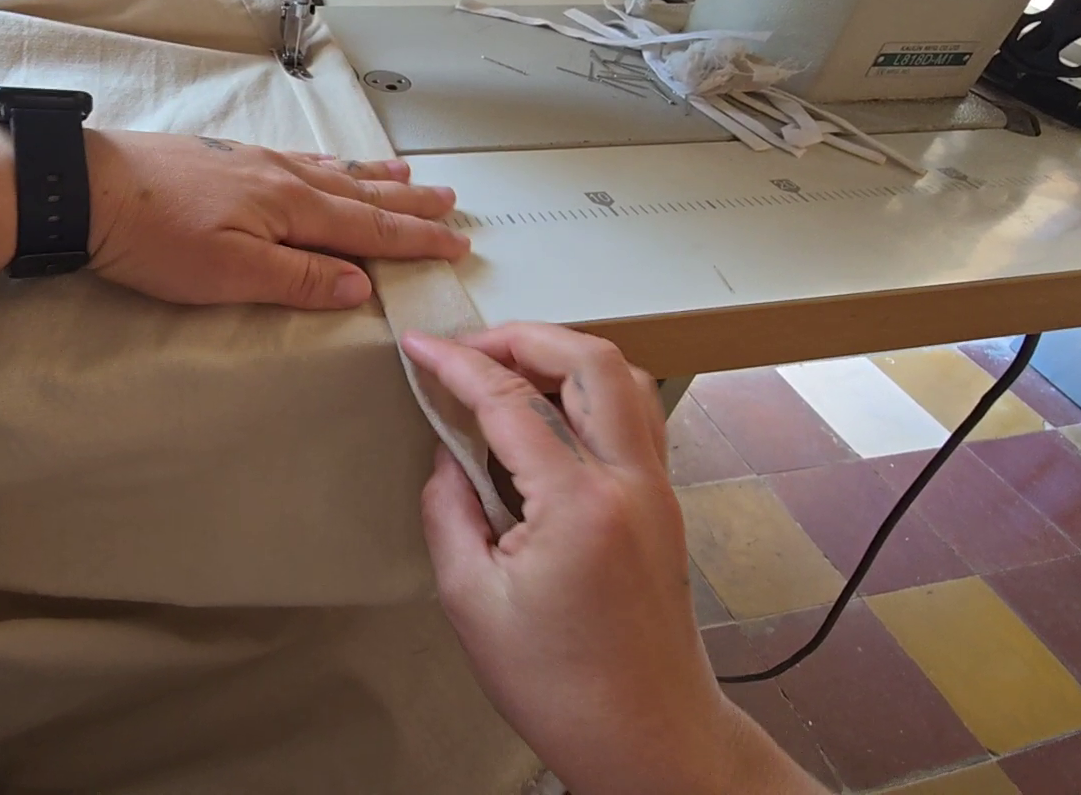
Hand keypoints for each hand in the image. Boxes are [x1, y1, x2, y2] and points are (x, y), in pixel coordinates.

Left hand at [85, 132, 467, 308]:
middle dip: (409, 205)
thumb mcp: (231, 274)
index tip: (456, 243)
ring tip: (408, 177)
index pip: (368, 230)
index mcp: (290, 210)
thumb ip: (300, 278)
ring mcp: (254, 161)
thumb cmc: (157, 240)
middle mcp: (282, 178)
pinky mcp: (228, 156)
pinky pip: (298, 157)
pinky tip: (328, 162)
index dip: (415, 241)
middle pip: (360, 195)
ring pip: (332, 171)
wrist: (90, 188)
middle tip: (451, 203)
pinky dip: (329, 163)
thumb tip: (361, 284)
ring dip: (375, 179)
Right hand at [402, 324, 823, 794]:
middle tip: (467, 349)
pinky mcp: (662, 499)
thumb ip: (447, 507)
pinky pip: (630, 409)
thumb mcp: (469, 598)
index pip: (508, 399)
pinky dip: (583, 385)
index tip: (417, 345)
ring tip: (502, 368)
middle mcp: (630, 480)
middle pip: (588, 359)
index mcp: (579, 504)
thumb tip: (448, 451)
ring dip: (557, 353)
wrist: (653, 743)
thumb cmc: (559, 686)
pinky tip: (543, 408)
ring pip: (621, 375)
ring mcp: (657, 486)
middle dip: (519, 336)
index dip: (455, 362)